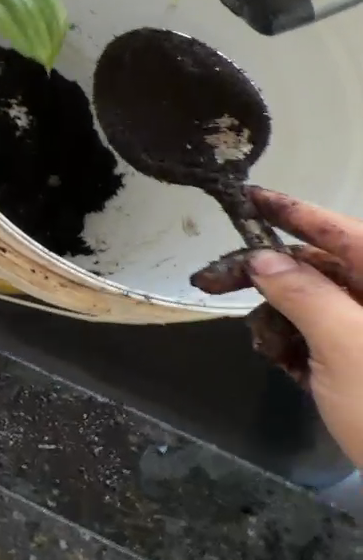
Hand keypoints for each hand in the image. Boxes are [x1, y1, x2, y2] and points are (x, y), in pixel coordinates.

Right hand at [191, 188, 362, 464]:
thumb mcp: (347, 348)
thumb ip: (304, 294)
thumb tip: (265, 258)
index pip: (351, 235)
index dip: (298, 212)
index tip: (249, 195)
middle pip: (325, 269)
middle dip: (269, 277)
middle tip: (210, 284)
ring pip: (318, 303)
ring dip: (280, 319)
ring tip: (269, 350)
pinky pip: (327, 333)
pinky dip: (297, 343)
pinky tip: (289, 364)